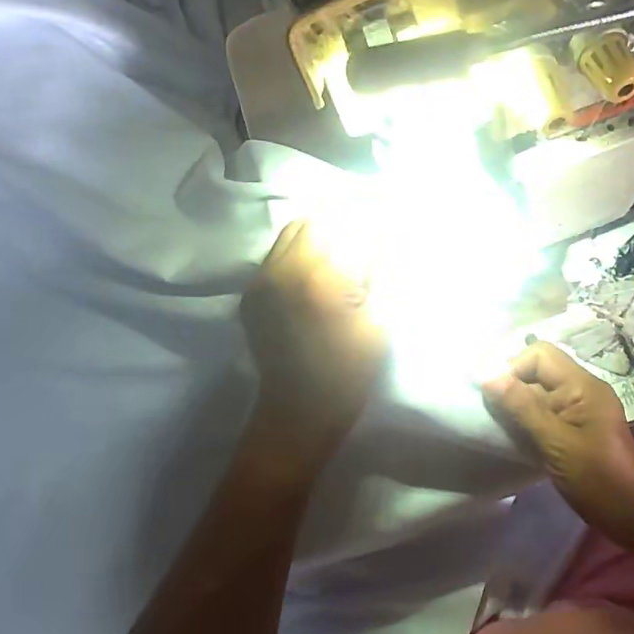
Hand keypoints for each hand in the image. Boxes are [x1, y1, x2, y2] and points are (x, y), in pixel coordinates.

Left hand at [239, 221, 388, 475]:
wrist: (299, 411)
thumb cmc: (347, 370)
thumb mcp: (378, 321)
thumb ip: (382, 272)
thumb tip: (385, 238)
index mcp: (310, 275)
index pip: (326, 222)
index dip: (348, 225)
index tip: (366, 236)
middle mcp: (276, 272)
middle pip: (299, 228)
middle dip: (326, 232)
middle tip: (349, 252)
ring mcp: (257, 287)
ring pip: (282, 245)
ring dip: (307, 248)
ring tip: (331, 270)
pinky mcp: (248, 302)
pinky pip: (272, 266)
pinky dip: (291, 266)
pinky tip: (310, 288)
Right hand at [481, 341, 633, 530]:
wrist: (631, 516)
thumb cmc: (596, 478)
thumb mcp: (555, 442)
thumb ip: (522, 407)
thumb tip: (488, 378)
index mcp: (583, 386)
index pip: (540, 355)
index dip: (514, 368)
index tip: (497, 397)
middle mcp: (583, 390)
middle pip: (538, 371)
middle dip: (513, 389)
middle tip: (496, 416)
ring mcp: (582, 409)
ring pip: (539, 393)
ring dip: (518, 407)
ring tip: (505, 429)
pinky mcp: (577, 427)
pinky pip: (546, 412)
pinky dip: (529, 421)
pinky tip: (519, 440)